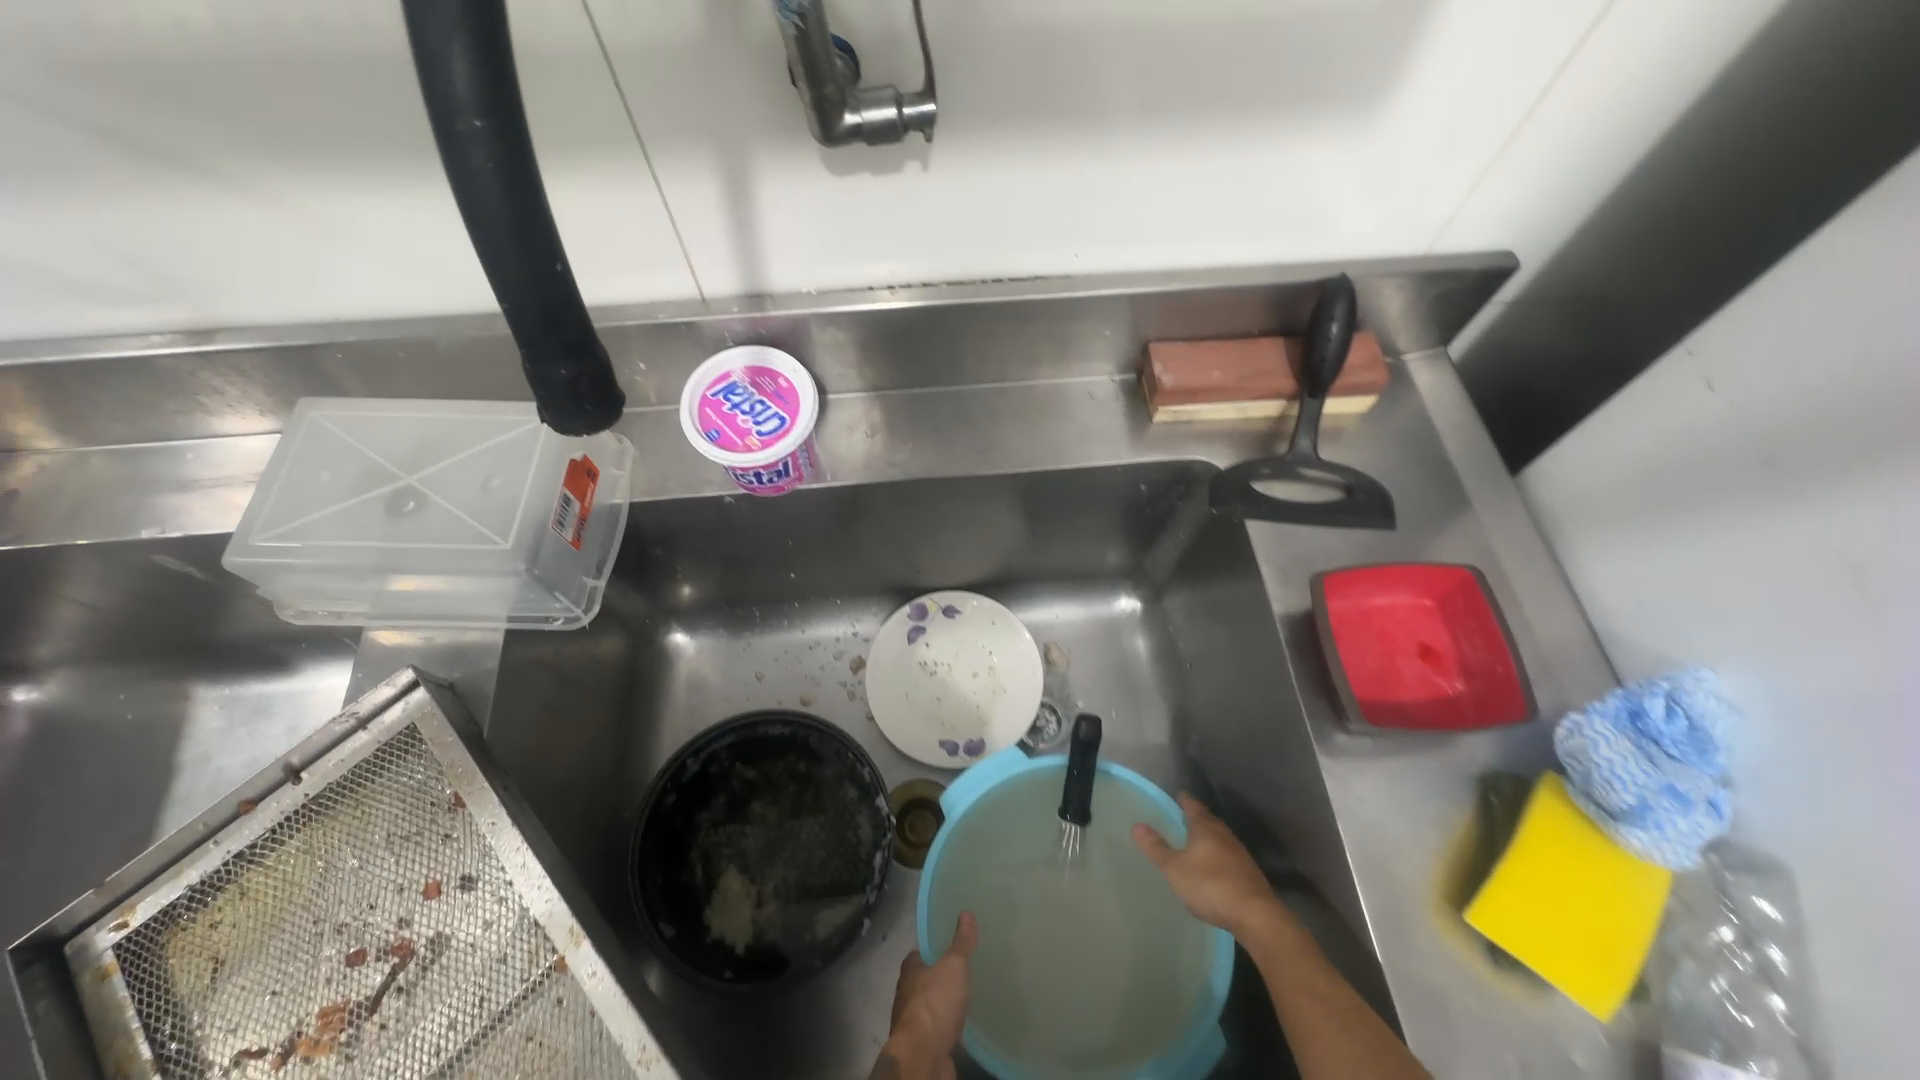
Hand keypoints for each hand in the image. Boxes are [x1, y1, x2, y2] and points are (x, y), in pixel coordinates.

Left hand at [881, 913, 977, 1078]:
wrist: (923, 1055)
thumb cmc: (935, 1004)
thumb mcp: (953, 967)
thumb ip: (961, 943)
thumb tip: (966, 912)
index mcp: (909, 972)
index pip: (916, 955)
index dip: (929, 950)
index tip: (946, 946)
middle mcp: (906, 995)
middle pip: (920, 980)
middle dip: (936, 976)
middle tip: (959, 971)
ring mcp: (912, 1022)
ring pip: (927, 1006)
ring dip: (941, 1003)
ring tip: (963, 997)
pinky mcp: (923, 1044)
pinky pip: (936, 1030)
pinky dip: (945, 1026)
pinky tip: (960, 1025)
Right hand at [1133, 793, 1285, 936]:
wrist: (1254, 914)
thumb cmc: (1209, 885)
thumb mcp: (1174, 868)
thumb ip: (1156, 848)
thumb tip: (1136, 825)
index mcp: (1206, 829)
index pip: (1194, 807)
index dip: (1185, 800)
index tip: (1179, 794)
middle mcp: (1225, 836)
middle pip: (1209, 821)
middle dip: (1197, 818)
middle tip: (1184, 816)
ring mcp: (1239, 854)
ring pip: (1220, 838)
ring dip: (1208, 837)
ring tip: (1196, 840)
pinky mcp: (1247, 873)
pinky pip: (1228, 856)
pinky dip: (1217, 855)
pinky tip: (1212, 866)